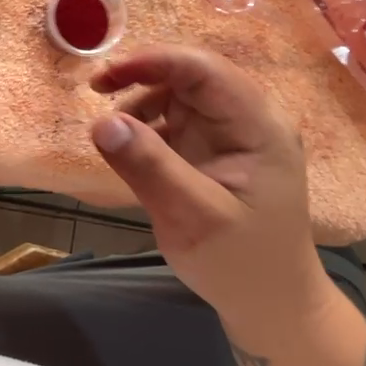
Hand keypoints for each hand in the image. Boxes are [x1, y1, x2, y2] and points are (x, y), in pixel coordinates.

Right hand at [89, 45, 334, 330]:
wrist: (270, 303)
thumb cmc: (240, 262)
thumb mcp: (191, 217)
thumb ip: (149, 167)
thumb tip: (102, 123)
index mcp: (258, 128)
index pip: (206, 69)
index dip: (154, 62)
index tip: (104, 77)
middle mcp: (247, 122)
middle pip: (193, 76)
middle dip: (143, 76)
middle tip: (95, 92)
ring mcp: (231, 138)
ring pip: (182, 96)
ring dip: (142, 102)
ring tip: (111, 131)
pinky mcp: (213, 155)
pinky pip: (177, 124)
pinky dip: (147, 127)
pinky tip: (128, 149)